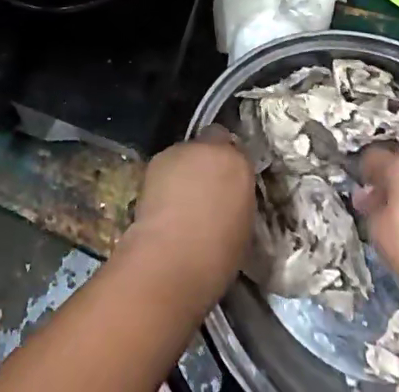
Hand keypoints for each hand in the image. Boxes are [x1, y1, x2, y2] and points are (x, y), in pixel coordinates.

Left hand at [121, 126, 255, 300]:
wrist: (171, 255)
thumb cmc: (216, 253)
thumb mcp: (242, 226)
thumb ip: (236, 200)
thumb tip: (227, 199)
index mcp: (239, 165)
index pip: (239, 153)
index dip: (231, 168)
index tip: (228, 186)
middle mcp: (211, 148)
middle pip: (213, 142)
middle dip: (209, 159)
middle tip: (204, 187)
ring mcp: (181, 150)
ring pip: (187, 152)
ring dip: (187, 168)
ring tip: (180, 197)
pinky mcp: (156, 159)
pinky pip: (167, 164)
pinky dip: (167, 177)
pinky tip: (163, 201)